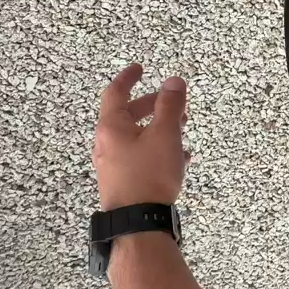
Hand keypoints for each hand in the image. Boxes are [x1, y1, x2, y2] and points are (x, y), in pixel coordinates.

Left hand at [93, 63, 188, 210]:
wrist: (138, 220)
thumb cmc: (149, 174)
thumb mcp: (165, 134)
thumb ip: (170, 106)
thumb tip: (173, 81)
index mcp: (111, 127)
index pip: (116, 93)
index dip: (129, 78)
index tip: (139, 68)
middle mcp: (107, 143)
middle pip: (127, 114)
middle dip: (152, 106)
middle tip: (172, 102)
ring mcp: (113, 163)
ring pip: (136, 135)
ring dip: (158, 128)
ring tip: (181, 130)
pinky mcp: (122, 179)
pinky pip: (139, 154)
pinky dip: (157, 147)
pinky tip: (178, 157)